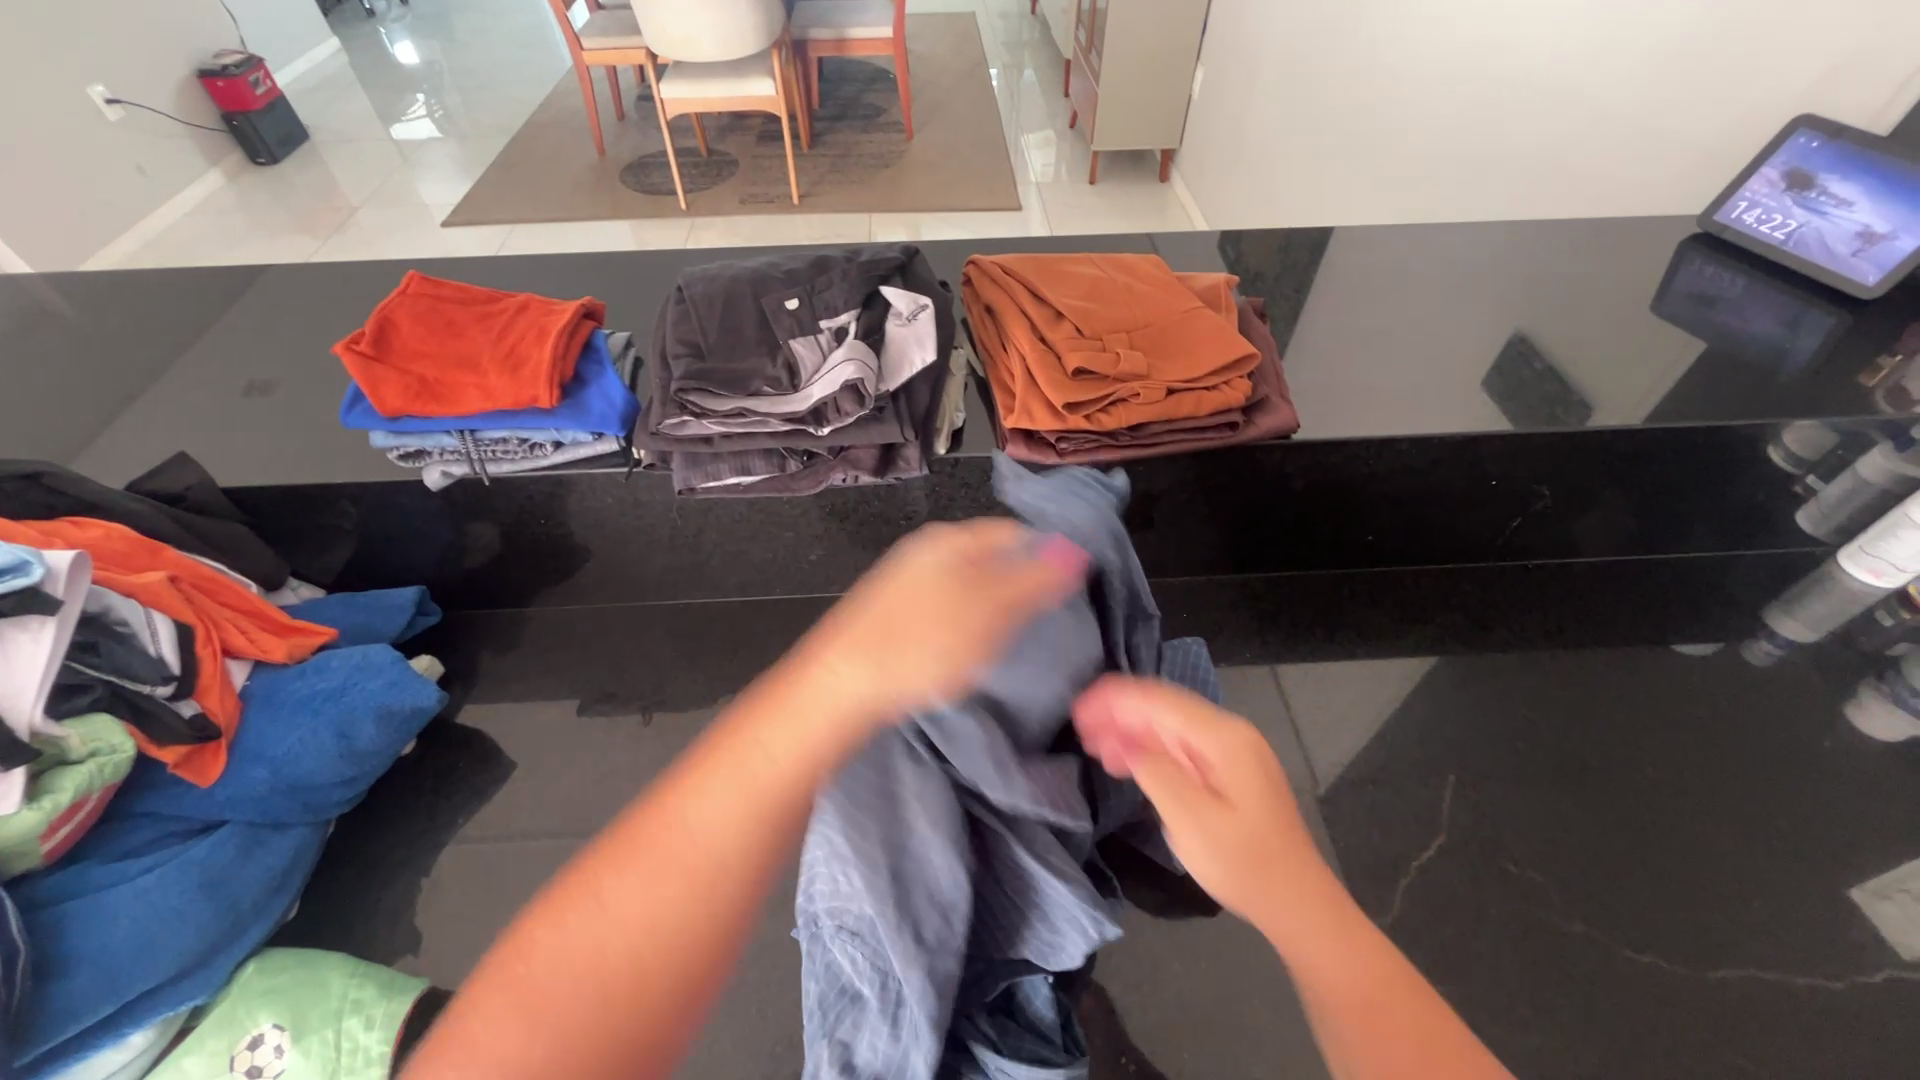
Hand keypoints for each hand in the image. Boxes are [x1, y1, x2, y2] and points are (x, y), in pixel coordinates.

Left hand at [788, 519, 1088, 731]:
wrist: (839, 684)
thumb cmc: (922, 644)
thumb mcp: (990, 611)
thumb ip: (1035, 580)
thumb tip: (1077, 550)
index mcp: (951, 540)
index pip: (1016, 532)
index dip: (1046, 558)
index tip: (1066, 596)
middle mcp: (925, 549)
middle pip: (990, 557)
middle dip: (1017, 586)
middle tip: (1037, 625)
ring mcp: (903, 579)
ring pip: (966, 583)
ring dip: (989, 608)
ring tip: (1000, 644)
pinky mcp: (888, 611)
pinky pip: (941, 607)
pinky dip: (960, 625)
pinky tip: (958, 653)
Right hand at [1073, 675, 1343, 932]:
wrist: (1297, 903)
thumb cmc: (1244, 865)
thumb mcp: (1191, 822)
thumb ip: (1155, 772)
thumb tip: (1123, 740)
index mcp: (1223, 739)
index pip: (1159, 701)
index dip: (1115, 699)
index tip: (1079, 710)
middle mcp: (1229, 734)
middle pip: (1164, 708)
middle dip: (1119, 712)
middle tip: (1080, 728)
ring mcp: (1232, 752)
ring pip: (1170, 726)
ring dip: (1131, 730)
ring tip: (1093, 744)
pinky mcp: (1229, 772)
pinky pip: (1181, 746)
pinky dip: (1150, 748)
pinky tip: (1125, 761)